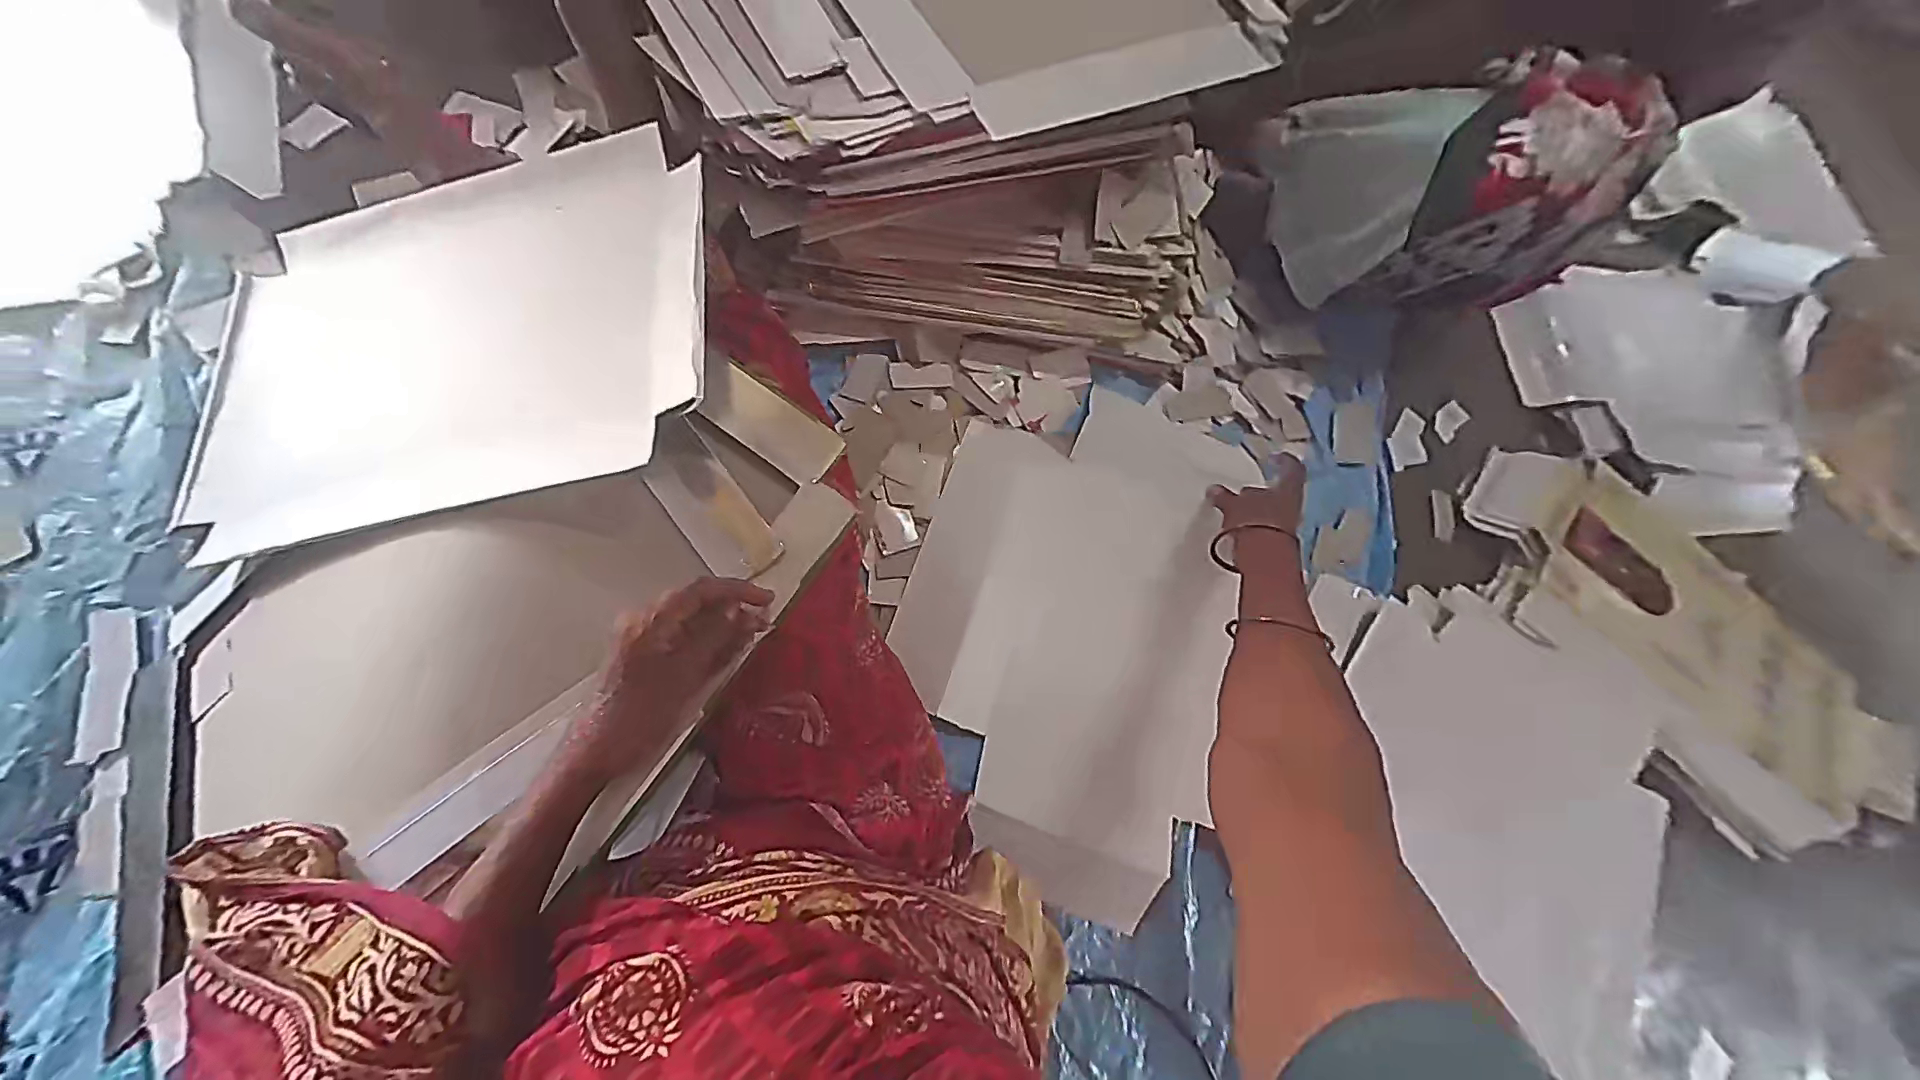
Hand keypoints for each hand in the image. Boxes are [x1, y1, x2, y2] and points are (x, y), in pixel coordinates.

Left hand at [563, 578, 773, 780]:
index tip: (766, 599)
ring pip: (688, 619)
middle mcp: (642, 622)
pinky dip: (705, 639)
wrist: (594, 755)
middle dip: (732, 606)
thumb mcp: (686, 676)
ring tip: (750, 634)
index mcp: (651, 621)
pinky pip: (679, 637)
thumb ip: (715, 639)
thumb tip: (742, 613)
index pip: (701, 590)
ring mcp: (639, 639)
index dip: (738, 590)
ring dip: (720, 623)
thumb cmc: (638, 718)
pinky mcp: (640, 657)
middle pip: (694, 601)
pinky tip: (723, 651)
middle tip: (762, 617)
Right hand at [1208, 454, 1304, 536]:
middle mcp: (1292, 505)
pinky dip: (1254, 523)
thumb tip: (1214, 490)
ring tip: (1238, 511)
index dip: (1284, 460)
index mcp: (1288, 488)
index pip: (1292, 468)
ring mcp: (1287, 524)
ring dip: (1258, 509)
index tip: (1274, 457)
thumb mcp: (1233, 505)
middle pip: (1280, 492)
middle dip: (1263, 491)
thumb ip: (1224, 496)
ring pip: (1273, 510)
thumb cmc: (1253, 521)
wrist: (1264, 557)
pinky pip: (1267, 526)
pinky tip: (1240, 526)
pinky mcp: (1278, 540)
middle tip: (1245, 491)